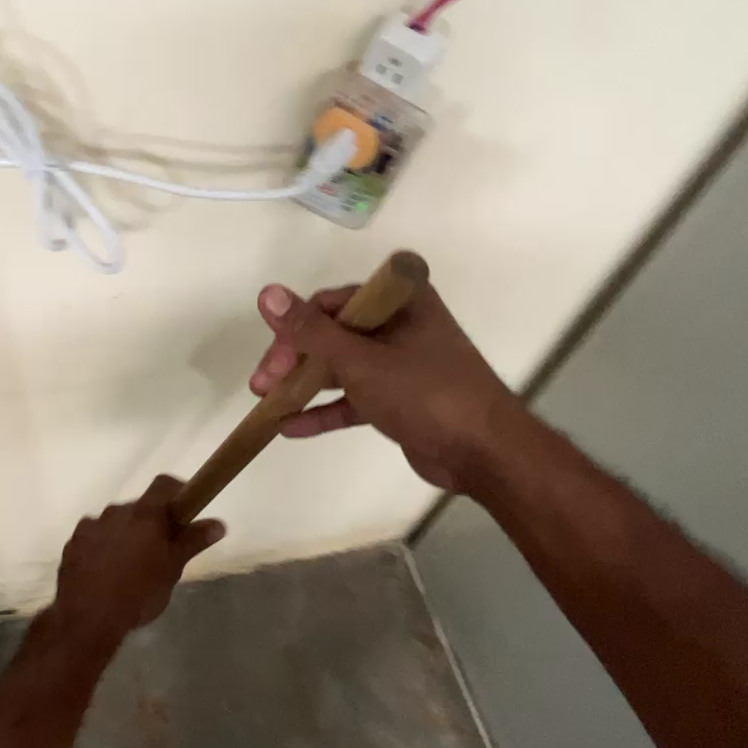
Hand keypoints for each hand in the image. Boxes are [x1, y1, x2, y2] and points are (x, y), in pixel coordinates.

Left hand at [47, 475, 224, 648]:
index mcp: (144, 514)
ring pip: (116, 521)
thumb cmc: (138, 593)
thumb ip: (193, 541)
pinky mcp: (73, 542)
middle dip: (152, 522)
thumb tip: (217, 524)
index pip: (164, 484)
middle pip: (140, 506)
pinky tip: (107, 572)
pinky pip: (96, 536)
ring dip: (127, 534)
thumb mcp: (172, 569)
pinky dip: (105, 546)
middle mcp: (116, 511)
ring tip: (132, 567)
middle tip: (162, 550)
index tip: (186, 510)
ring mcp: (91, 525)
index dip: (178, 491)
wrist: (87, 618)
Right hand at [248, 265, 524, 491]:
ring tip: (267, 404)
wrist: (484, 453)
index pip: (332, 303)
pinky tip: (290, 428)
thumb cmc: (425, 393)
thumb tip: (267, 294)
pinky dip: (324, 410)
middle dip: (293, 360)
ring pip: (340, 367)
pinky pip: (352, 398)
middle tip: (262, 386)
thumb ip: (310, 331)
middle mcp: (399, 325)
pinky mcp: (399, 399)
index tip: (273, 356)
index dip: (296, 326)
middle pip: (332, 334)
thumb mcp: (360, 360)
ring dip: (303, 385)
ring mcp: (399, 364)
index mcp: (399, 301)